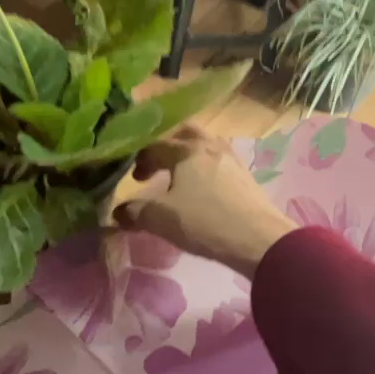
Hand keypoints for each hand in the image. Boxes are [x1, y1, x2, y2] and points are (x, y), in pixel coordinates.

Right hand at [113, 125, 295, 277]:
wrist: (257, 239)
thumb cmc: (204, 222)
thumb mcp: (160, 219)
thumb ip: (134, 212)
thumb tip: (117, 212)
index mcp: (187, 150)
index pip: (156, 144)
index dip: (140, 159)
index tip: (133, 179)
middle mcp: (210, 146)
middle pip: (185, 134)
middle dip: (166, 147)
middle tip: (155, 167)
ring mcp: (232, 160)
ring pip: (204, 147)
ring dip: (187, 158)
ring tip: (178, 180)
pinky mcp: (245, 177)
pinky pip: (218, 164)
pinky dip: (203, 170)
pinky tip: (201, 191)